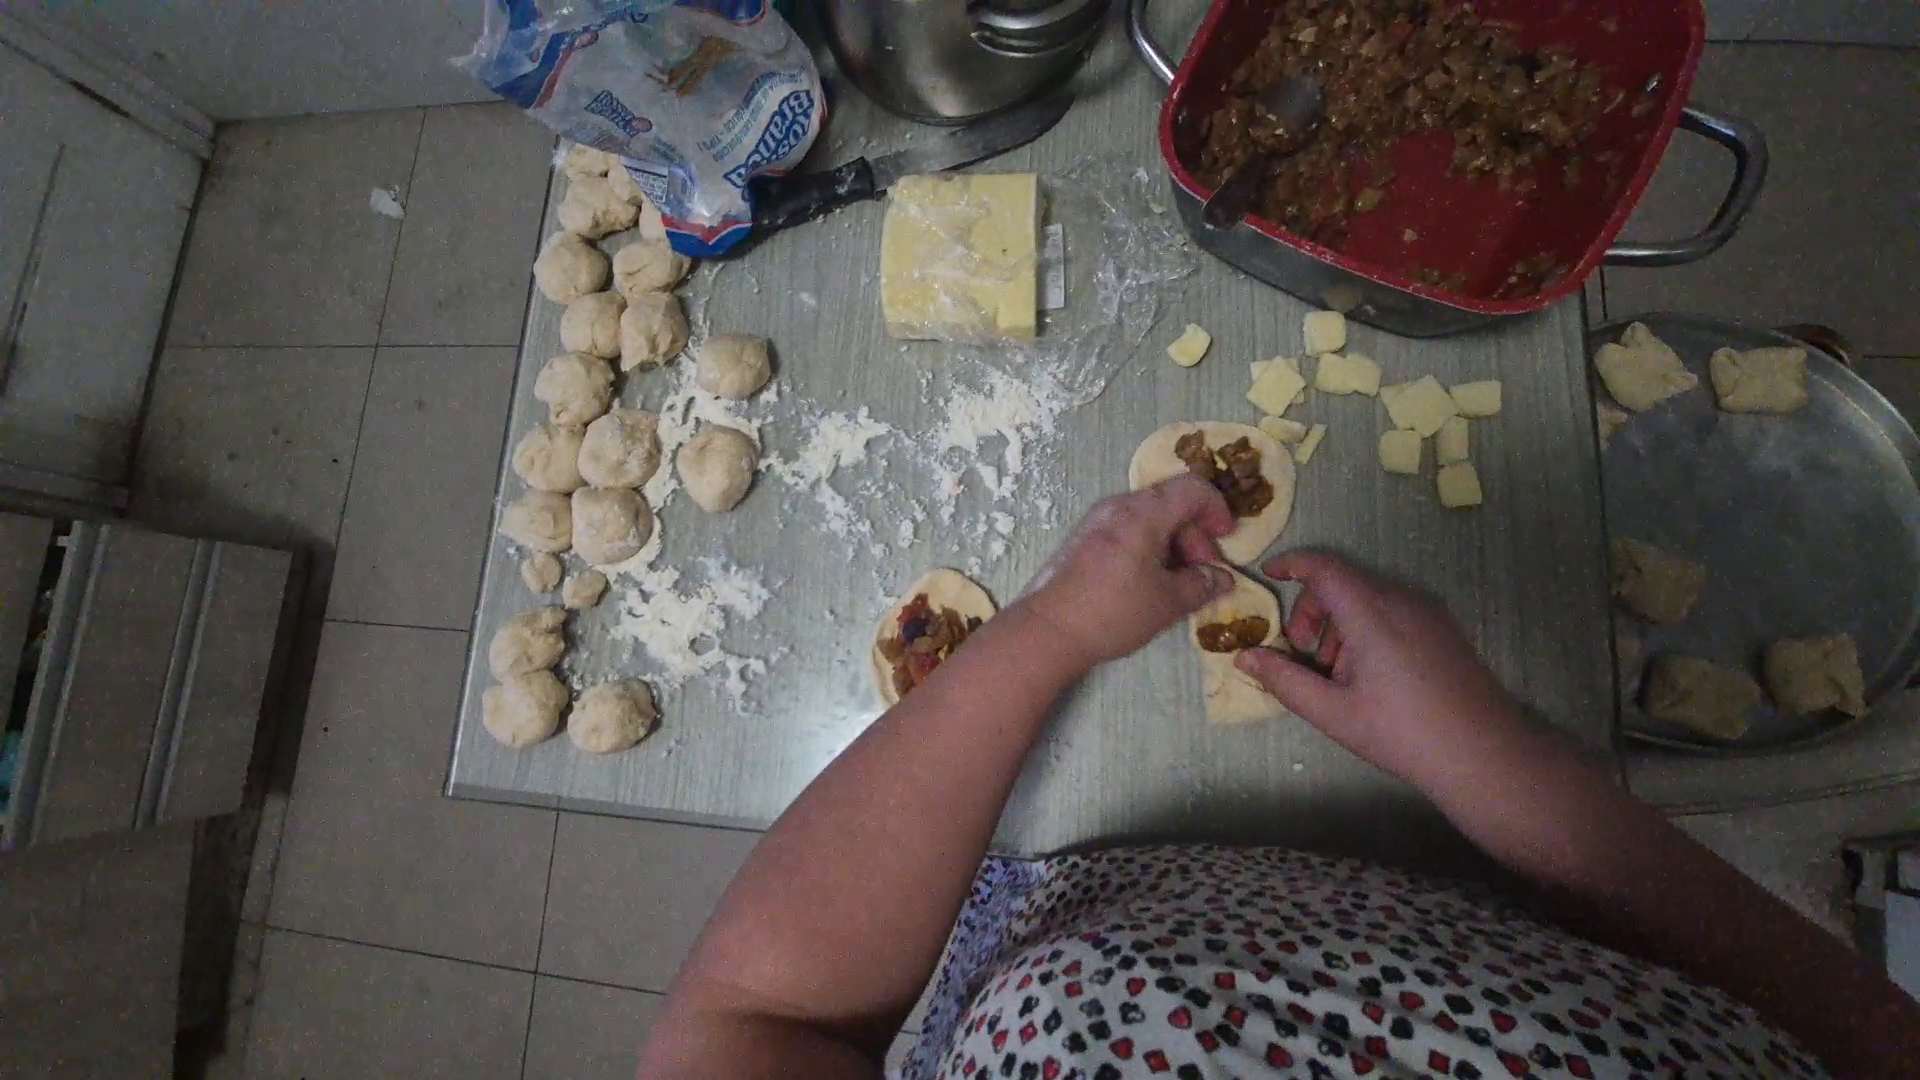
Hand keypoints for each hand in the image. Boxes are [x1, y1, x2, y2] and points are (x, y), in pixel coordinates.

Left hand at [1020, 475, 1237, 669]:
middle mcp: (1116, 507)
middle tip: (1201, 575)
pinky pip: (1126, 532)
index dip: (1217, 508)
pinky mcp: (1082, 541)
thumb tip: (1222, 579)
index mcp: (1141, 512)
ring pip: (1148, 519)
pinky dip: (1147, 549)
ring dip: (1172, 545)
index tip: (1226, 538)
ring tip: (1177, 585)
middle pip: (1170, 503)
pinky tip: (1148, 585)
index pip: (1192, 487)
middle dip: (1195, 536)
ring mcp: (1095, 522)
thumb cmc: (1112, 612)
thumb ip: (1201, 585)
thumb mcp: (1167, 602)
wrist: (1047, 630)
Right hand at [1234, 551, 1527, 793]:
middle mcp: (1401, 602)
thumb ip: (1284, 680)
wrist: (1489, 757)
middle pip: (1341, 583)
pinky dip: (1362, 629)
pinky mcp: (1441, 630)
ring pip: (1364, 598)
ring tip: (1335, 674)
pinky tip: (1365, 676)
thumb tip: (1243, 656)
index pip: (1323, 567)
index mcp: (1372, 614)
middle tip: (1300, 653)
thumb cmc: (1404, 733)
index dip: (1291, 564)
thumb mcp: (1332, 712)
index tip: (1268, 576)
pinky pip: (1388, 612)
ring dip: (1336, 624)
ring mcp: (1426, 614)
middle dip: (1310, 610)